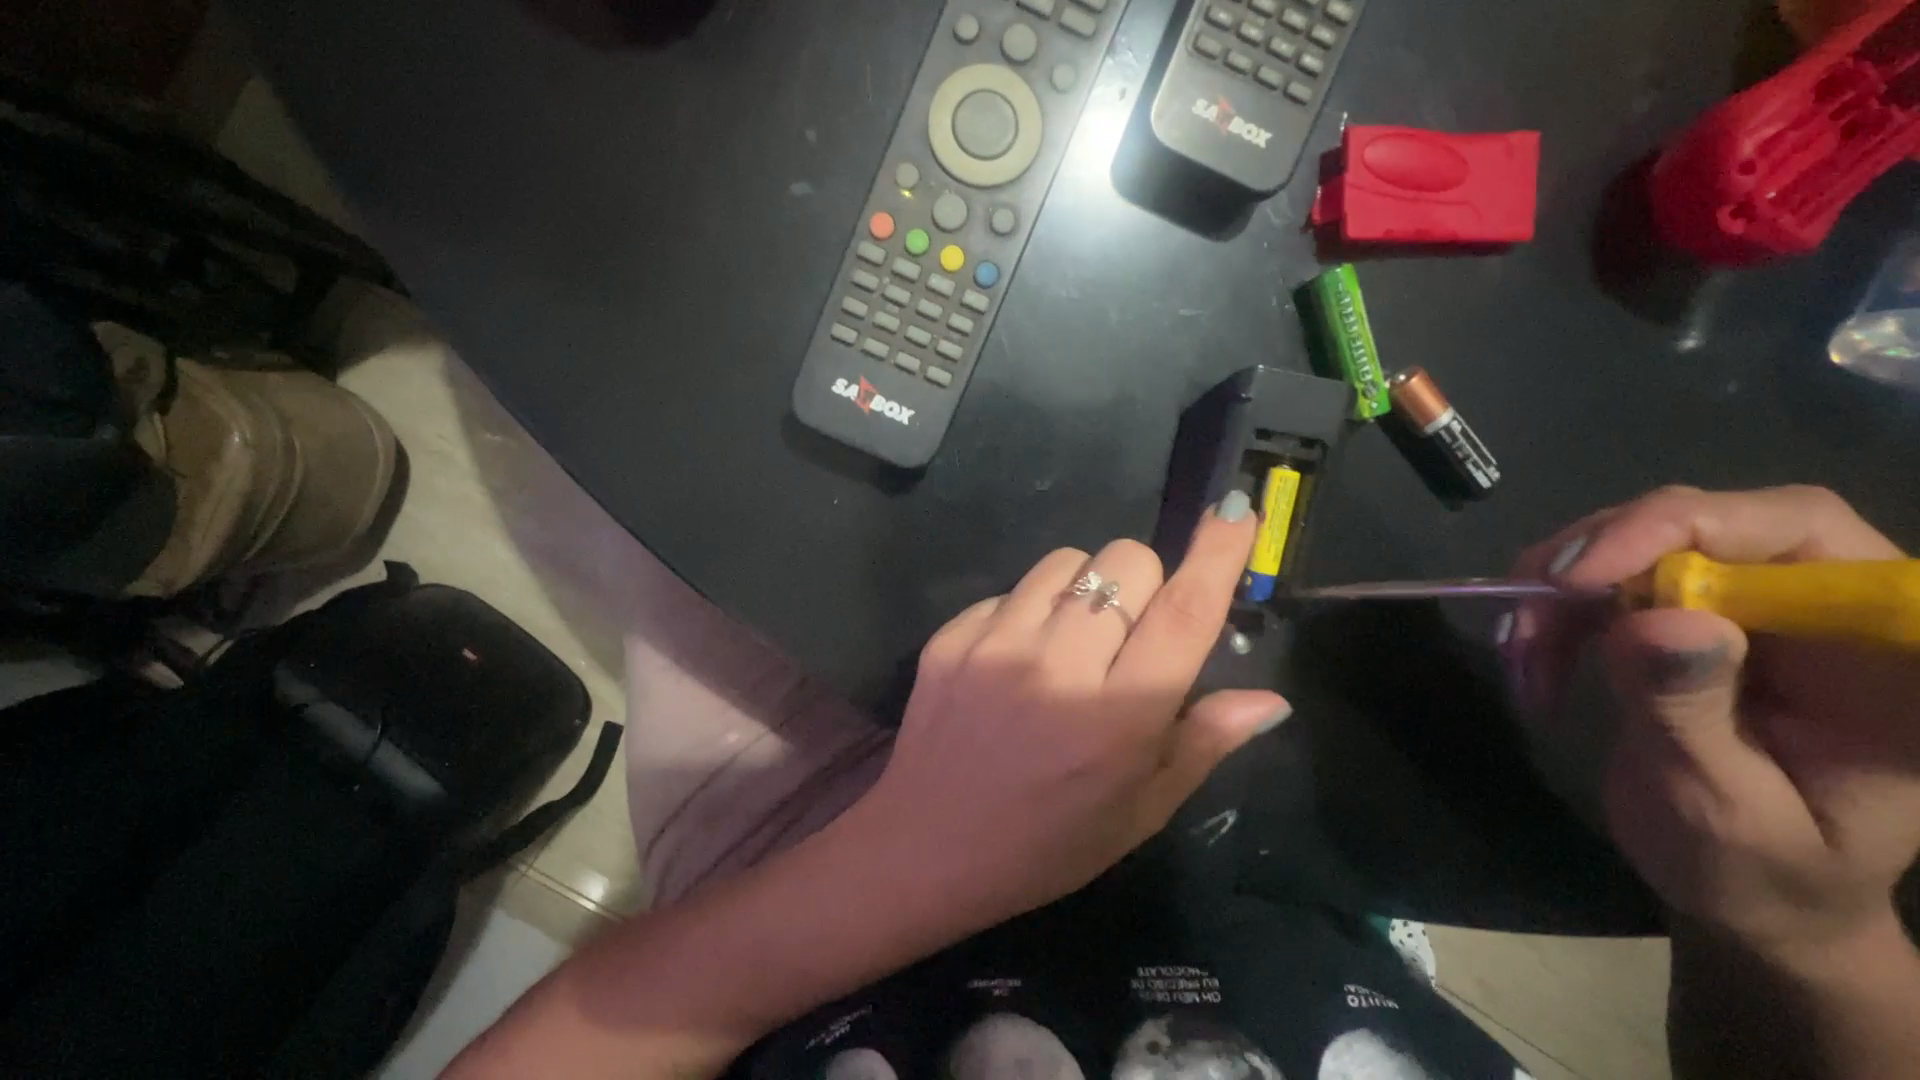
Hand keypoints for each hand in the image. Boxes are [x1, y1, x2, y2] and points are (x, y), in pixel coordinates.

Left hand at [837, 491, 1290, 936]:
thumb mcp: (1139, 814)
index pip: (1183, 614)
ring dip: (1086, 588)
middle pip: (1127, 561)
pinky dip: (1028, 611)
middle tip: (1130, 634)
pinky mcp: (950, 637)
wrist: (926, 848)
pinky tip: (1015, 662)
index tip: (1236, 511)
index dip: (1217, 554)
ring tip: (1070, 641)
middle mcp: (1059, 666)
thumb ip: (1202, 744)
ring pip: (1067, 561)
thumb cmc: (1048, 844)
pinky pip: (1011, 589)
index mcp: (1119, 718)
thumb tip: (1270, 699)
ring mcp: (995, 645)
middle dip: (1146, 583)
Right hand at [1506, 485, 1919, 959]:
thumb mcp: (1726, 810)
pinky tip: (1530, 666)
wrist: (1749, 896)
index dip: (1684, 528)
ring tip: (1521, 663)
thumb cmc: (1761, 872)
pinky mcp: (1688, 615)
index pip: (1796, 531)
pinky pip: (1604, 583)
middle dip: (1596, 563)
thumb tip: (1654, 622)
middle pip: (1700, 525)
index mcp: (1882, 646)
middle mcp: (1819, 603)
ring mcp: (1749, 605)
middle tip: (1524, 620)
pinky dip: (1551, 616)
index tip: (1581, 578)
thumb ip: (1695, 715)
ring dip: (1557, 597)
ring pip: (1633, 547)